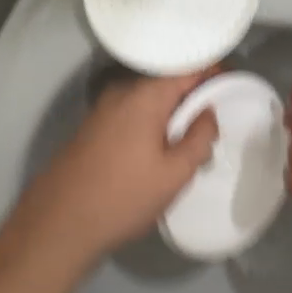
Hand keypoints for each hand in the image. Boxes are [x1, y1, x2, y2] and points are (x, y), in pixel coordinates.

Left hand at [16, 70, 219, 261]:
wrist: (58, 224)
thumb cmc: (122, 196)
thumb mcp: (174, 174)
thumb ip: (199, 138)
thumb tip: (208, 113)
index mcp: (146, 95)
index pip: (188, 67)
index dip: (214, 72)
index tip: (233, 85)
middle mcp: (122, 91)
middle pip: (167, 82)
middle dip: (193, 97)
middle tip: (215, 122)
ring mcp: (104, 109)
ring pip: (149, 100)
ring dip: (171, 113)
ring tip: (190, 141)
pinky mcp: (93, 127)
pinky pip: (132, 113)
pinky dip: (151, 123)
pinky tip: (158, 151)